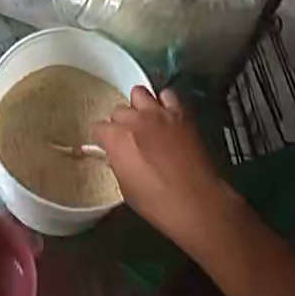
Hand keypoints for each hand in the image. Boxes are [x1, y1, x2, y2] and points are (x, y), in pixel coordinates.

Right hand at [92, 87, 243, 252]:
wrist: (195, 200)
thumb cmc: (157, 202)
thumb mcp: (126, 187)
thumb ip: (118, 162)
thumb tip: (116, 154)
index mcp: (118, 139)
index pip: (99, 128)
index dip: (103, 138)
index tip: (107, 145)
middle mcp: (136, 120)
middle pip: (119, 110)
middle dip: (120, 122)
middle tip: (128, 136)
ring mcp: (159, 113)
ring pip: (139, 93)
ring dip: (139, 106)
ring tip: (145, 120)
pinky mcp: (181, 112)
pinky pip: (168, 95)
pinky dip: (164, 103)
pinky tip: (166, 116)